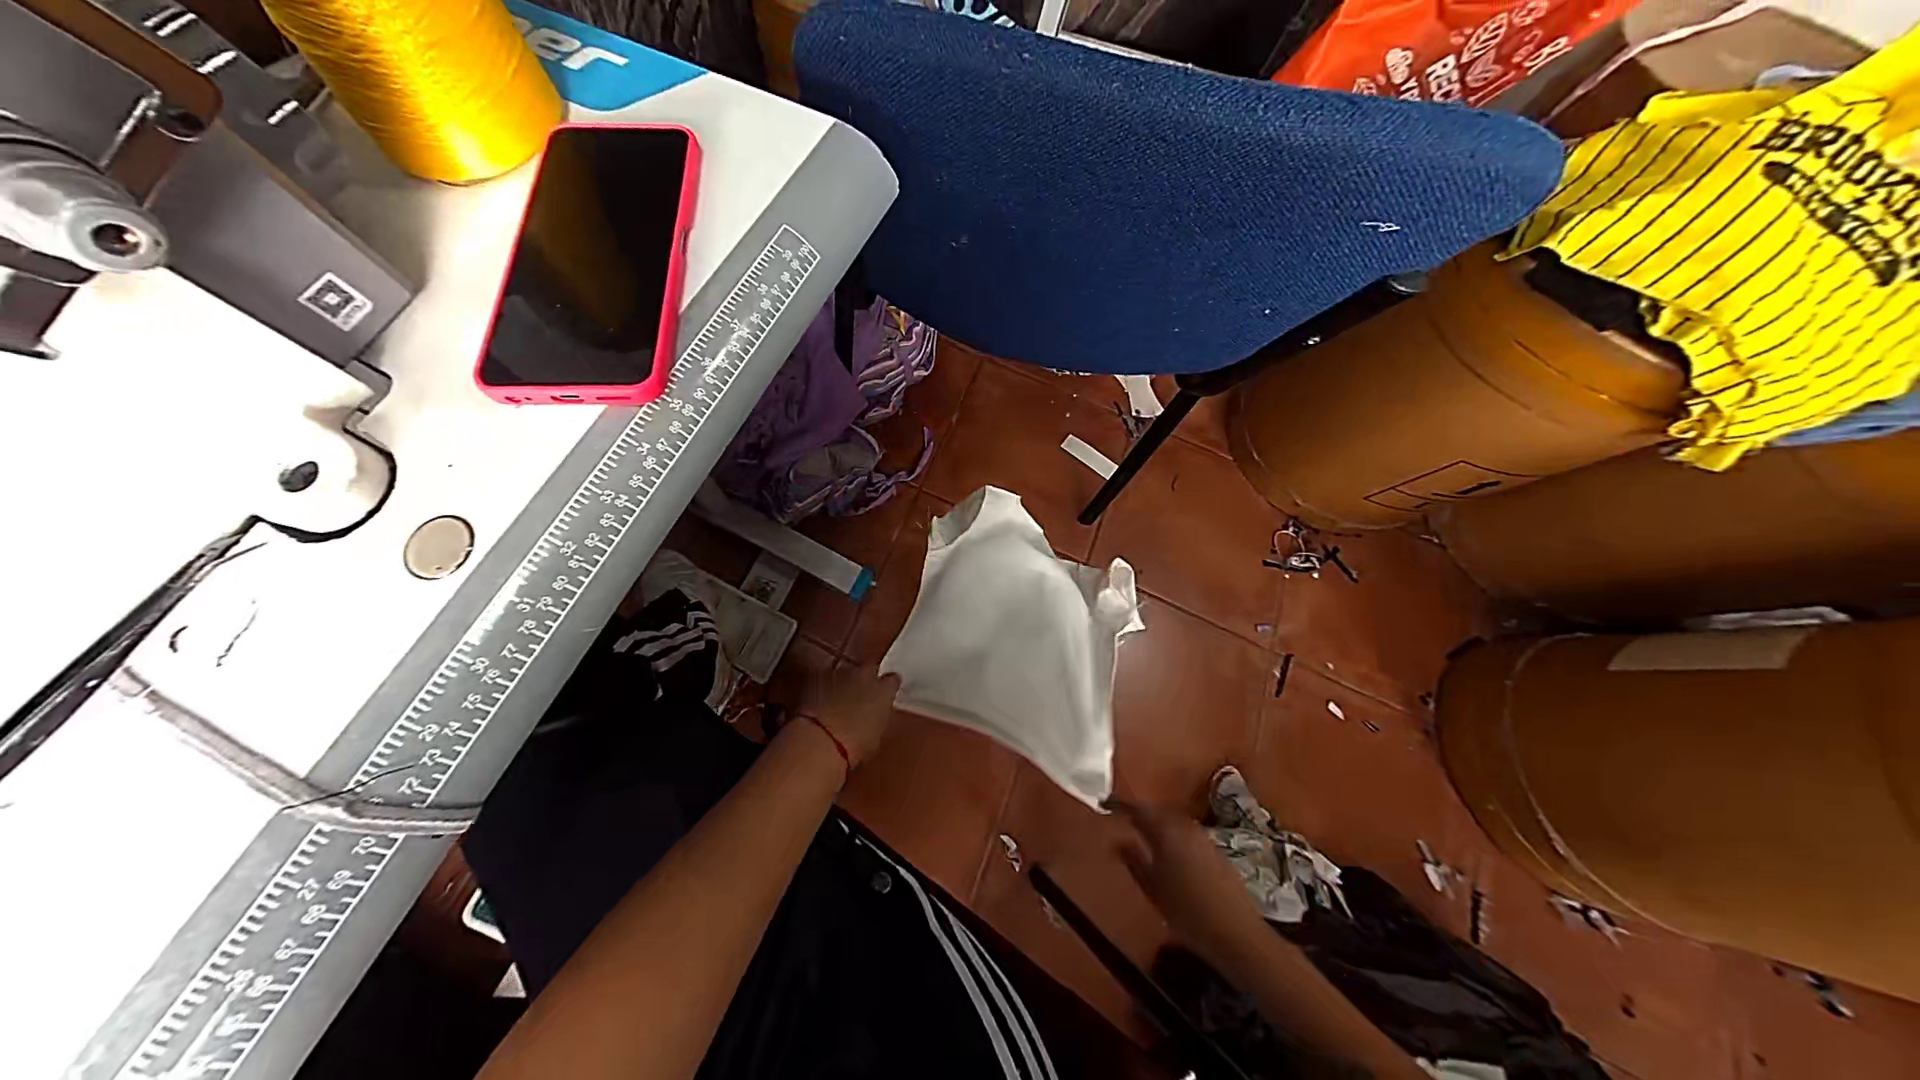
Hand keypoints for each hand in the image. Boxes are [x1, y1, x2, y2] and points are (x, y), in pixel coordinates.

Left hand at [792, 665, 898, 768]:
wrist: (820, 741)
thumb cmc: (855, 746)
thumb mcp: (878, 735)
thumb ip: (880, 718)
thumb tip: (875, 716)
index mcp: (885, 690)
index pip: (892, 680)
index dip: (887, 688)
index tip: (884, 697)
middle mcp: (865, 675)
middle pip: (869, 670)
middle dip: (866, 680)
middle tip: (860, 697)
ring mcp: (840, 673)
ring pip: (845, 672)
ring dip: (844, 682)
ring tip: (837, 701)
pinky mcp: (816, 677)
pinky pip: (824, 678)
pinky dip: (824, 687)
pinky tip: (819, 701)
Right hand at [1112, 800, 1269, 968]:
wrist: (1236, 934)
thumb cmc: (1187, 912)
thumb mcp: (1151, 888)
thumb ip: (1132, 860)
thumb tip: (1117, 841)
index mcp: (1166, 831)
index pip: (1138, 809)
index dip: (1120, 807)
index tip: (1106, 807)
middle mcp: (1186, 827)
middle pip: (1158, 811)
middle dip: (1140, 813)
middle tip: (1124, 820)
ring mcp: (1204, 839)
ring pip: (1175, 822)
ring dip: (1158, 824)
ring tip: (1143, 836)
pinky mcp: (1217, 852)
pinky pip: (1188, 833)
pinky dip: (1174, 835)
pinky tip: (1170, 854)